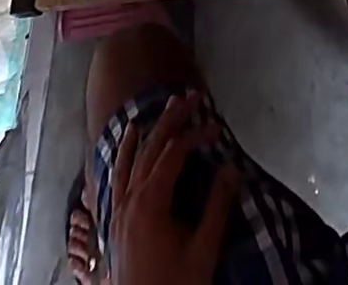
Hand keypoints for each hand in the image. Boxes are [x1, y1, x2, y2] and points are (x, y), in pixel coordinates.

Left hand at [108, 92, 240, 284]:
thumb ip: (217, 208)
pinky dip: (126, 149)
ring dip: (151, 128)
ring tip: (165, 106)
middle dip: (173, 118)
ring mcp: (118, 206)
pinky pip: (118, 172)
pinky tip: (131, 137)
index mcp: (150, 201)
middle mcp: (130, 196)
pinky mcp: (114, 217)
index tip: (217, 128)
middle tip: (192, 96)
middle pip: (151, 145)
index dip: (195, 135)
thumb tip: (232, 167)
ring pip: (133, 155)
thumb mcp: (203, 252)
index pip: (174, 154)